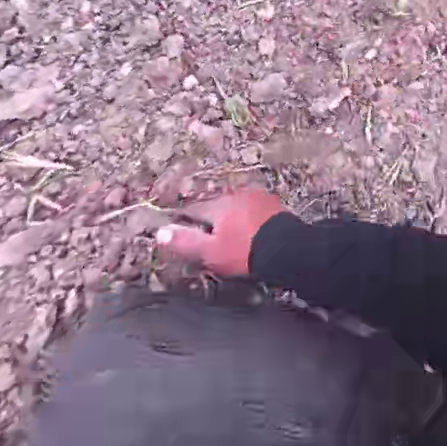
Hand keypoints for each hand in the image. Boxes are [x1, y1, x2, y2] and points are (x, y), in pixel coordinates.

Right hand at [156, 189, 287, 275]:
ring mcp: (257, 196)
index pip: (193, 210)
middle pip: (215, 206)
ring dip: (229, 217)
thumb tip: (160, 231)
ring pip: (234, 205)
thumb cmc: (244, 251)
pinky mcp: (273, 204)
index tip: (180, 231)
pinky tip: (249, 231)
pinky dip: (247, 218)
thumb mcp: (210, 252)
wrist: (286, 248)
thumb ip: (185, 241)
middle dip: (209, 219)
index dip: (184, 221)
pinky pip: (252, 209)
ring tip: (229, 235)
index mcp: (218, 204)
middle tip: (207, 237)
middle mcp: (236, 194)